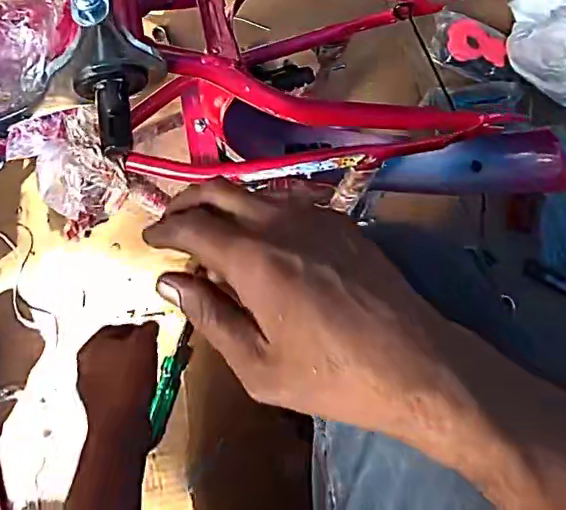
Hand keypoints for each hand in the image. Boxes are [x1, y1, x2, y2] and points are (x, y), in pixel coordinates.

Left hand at [69, 324, 158, 509]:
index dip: (135, 328)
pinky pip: (119, 391)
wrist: (122, 427)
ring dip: (134, 369)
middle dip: (134, 349)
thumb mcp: (145, 343)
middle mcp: (85, 368)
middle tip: (150, 349)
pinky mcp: (101, 411)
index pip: (114, 327)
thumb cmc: (126, 384)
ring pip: (117, 371)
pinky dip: (132, 388)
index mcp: (89, 347)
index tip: (147, 331)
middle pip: (114, 350)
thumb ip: (147, 328)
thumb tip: (149, 327)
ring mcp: (91, 391)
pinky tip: (145, 389)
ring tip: (151, 369)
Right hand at [140, 181, 464, 440]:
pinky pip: (283, 200)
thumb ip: (210, 316)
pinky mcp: (336, 218)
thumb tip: (172, 280)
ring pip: (251, 191)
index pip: (193, 225)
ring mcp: (312, 213)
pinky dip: (256, 209)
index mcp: (255, 259)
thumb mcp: (259, 366)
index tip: (150, 239)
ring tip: (209, 231)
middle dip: (186, 201)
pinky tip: (258, 237)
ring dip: (221, 203)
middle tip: (170, 222)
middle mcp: (279, 221)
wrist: (415, 362)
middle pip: (218, 190)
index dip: (165, 228)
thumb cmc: (331, 375)